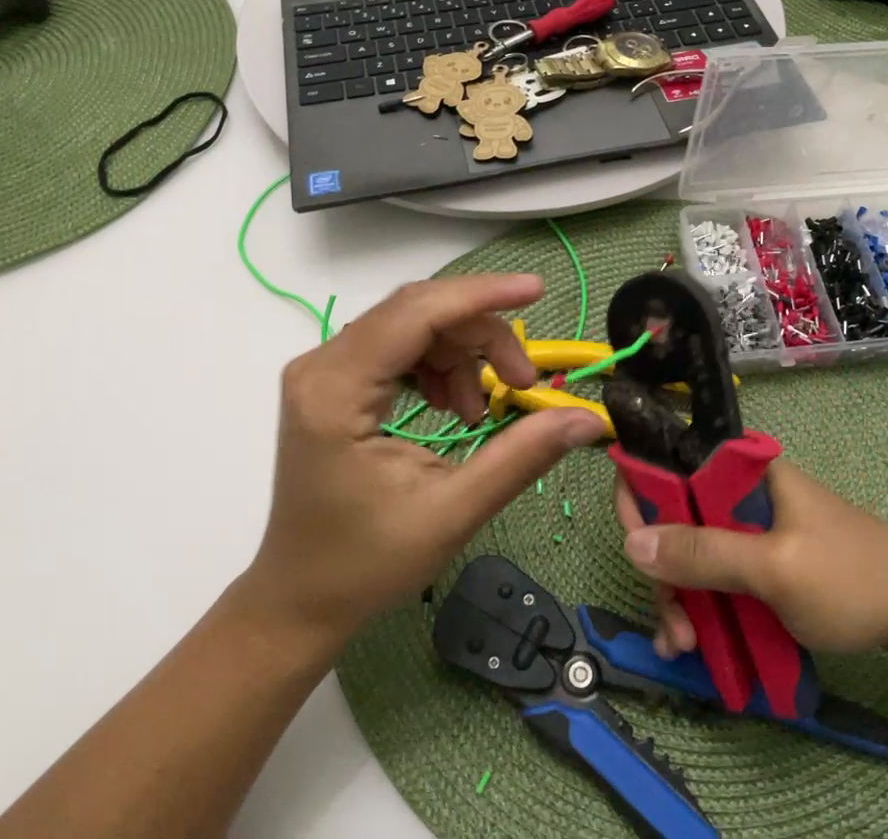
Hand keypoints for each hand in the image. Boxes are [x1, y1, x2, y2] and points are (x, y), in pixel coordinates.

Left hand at [241, 275, 607, 641]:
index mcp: (336, 391)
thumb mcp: (452, 511)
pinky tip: (455, 407)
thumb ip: (520, 456)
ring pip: (410, 327)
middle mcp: (320, 366)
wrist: (302, 597)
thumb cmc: (367, 562)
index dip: (481, 297)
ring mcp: (321, 373)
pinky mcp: (331, 386)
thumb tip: (586, 419)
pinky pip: (397, 349)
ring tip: (482, 411)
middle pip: (415, 313)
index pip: (415, 314)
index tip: (539, 291)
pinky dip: (438, 366)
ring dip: (460, 355)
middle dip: (480, 335)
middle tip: (523, 381)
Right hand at [614, 459, 887, 654]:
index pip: (668, 465)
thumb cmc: (853, 580)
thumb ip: (704, 553)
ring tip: (686, 646)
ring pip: (691, 554)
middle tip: (676, 625)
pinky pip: (715, 577)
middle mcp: (740, 493)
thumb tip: (632, 542)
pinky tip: (695, 646)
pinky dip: (701, 608)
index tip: (637, 554)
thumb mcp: (774, 568)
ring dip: (680, 599)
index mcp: (743, 472)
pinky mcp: (761, 561)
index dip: (640, 502)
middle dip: (664, 573)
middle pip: (673, 519)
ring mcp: (751, 529)